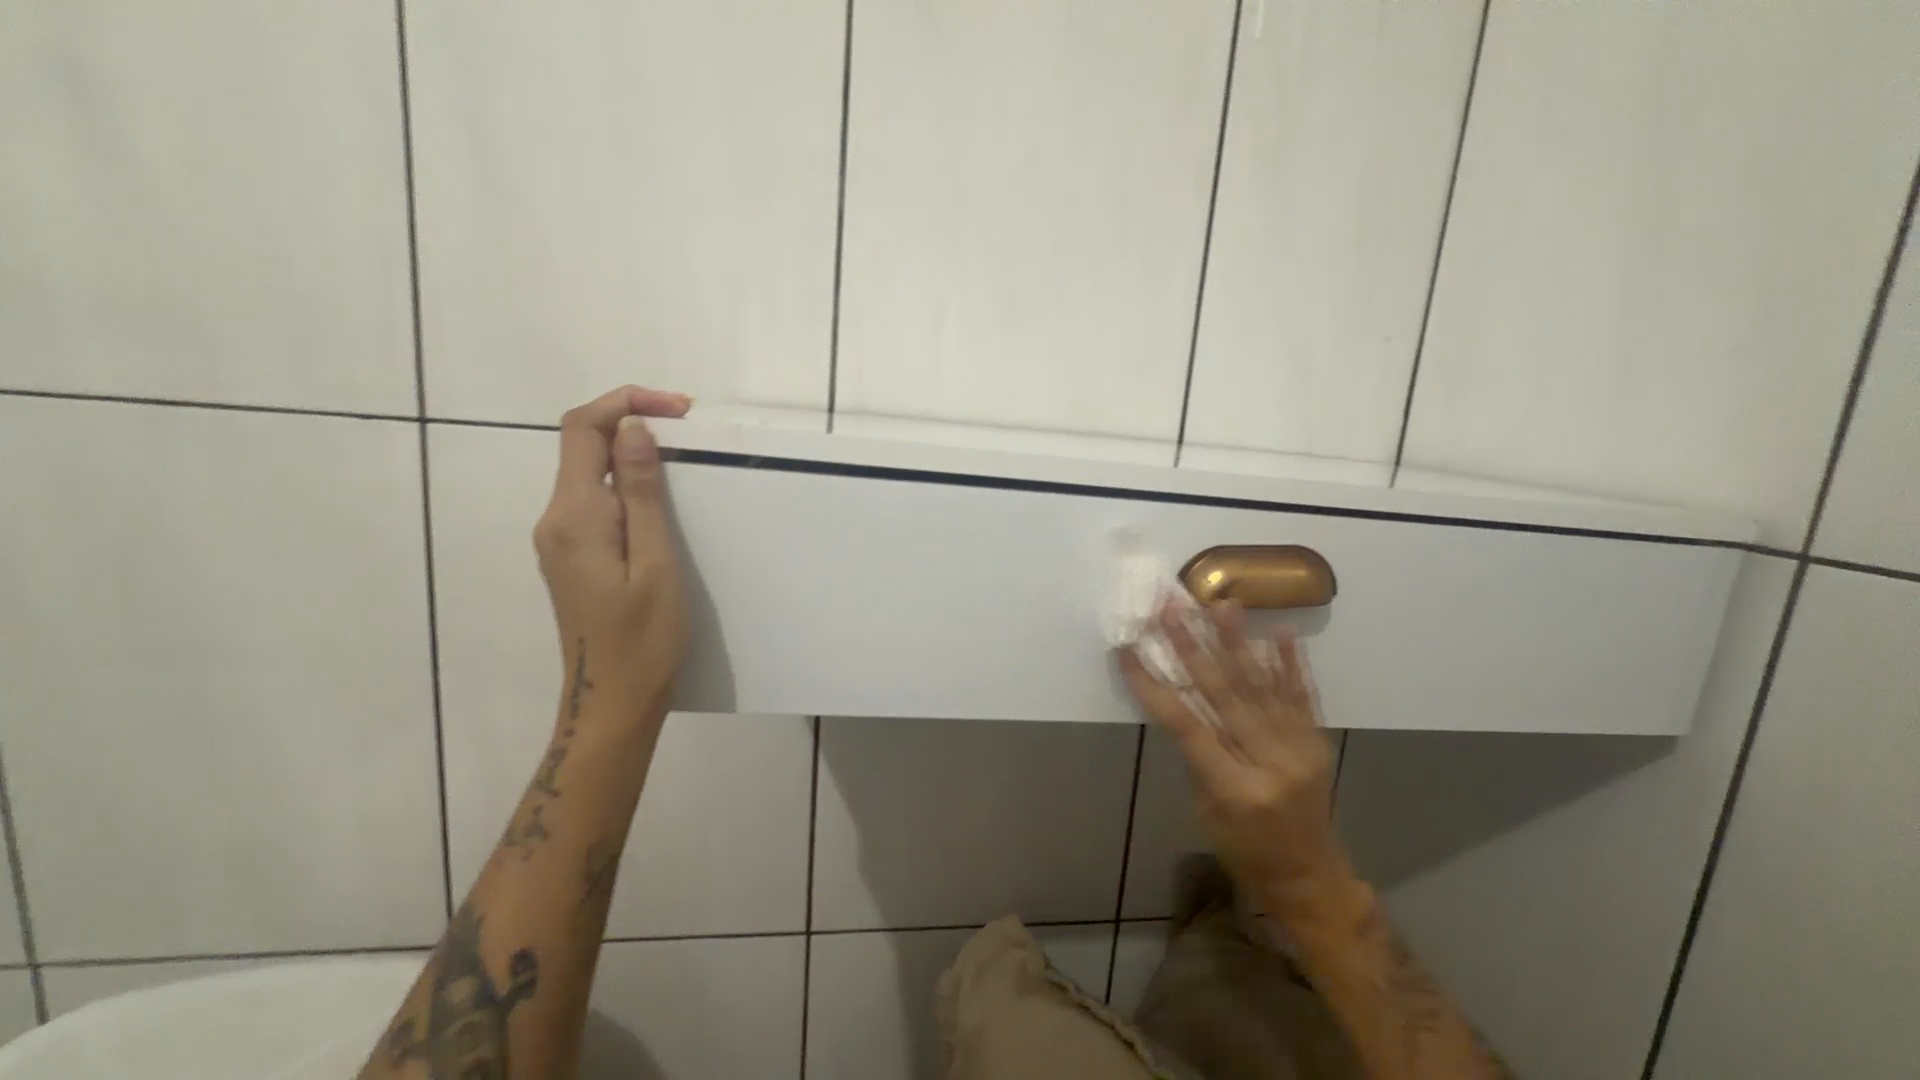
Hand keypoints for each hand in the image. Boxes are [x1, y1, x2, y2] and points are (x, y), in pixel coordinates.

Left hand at [532, 385, 692, 719]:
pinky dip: (625, 484)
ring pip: (589, 473)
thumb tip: (631, 428)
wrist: (613, 702)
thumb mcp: (655, 562)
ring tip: (684, 462)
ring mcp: (559, 539)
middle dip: (632, 422)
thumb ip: (639, 492)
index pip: (582, 428)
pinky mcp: (571, 555)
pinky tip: (661, 500)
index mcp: (574, 516)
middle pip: (582, 445)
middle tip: (690, 431)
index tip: (678, 409)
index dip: (626, 402)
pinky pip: (594, 501)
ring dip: (631, 454)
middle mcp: (555, 519)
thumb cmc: (643, 638)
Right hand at [1118, 602, 1352, 911]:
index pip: (1185, 725)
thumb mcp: (1206, 812)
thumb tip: (1182, 701)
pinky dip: (1291, 664)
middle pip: (1224, 696)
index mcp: (1234, 787)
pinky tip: (1280, 632)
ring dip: (1238, 643)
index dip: (1153, 684)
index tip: (1129, 649)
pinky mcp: (1317, 742)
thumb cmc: (1244, 852)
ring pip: (1262, 688)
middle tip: (1171, 609)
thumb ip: (1197, 757)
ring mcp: (1298, 749)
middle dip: (1192, 648)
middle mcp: (1268, 762)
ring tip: (1221, 605)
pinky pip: (1302, 697)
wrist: (1310, 877)